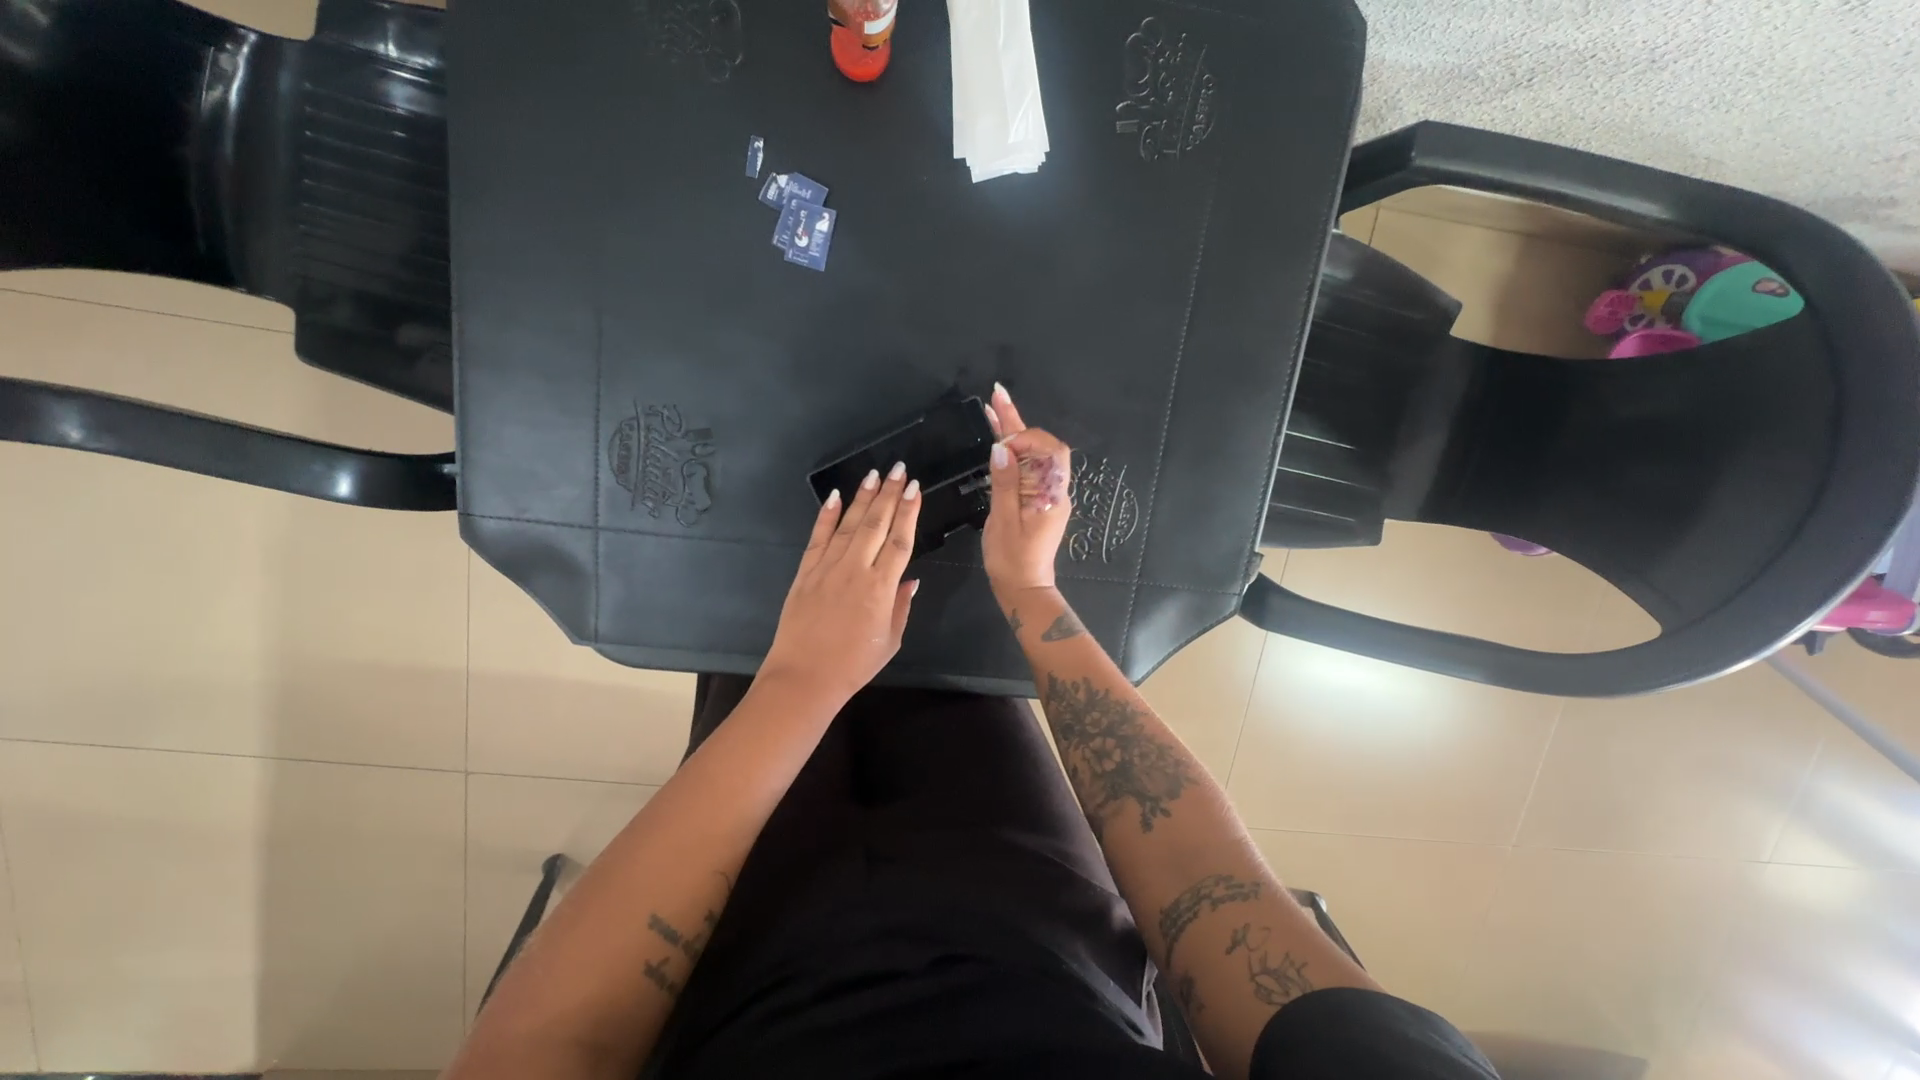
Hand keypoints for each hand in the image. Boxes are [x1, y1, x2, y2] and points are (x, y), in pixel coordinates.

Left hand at [761, 463, 922, 702]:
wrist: (804, 677)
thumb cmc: (853, 665)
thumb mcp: (890, 640)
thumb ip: (902, 606)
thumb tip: (910, 579)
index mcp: (881, 588)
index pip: (899, 541)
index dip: (909, 512)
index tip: (915, 489)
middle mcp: (855, 570)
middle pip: (876, 524)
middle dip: (889, 494)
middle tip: (899, 469)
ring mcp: (827, 568)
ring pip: (848, 524)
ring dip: (862, 497)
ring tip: (874, 474)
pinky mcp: (805, 572)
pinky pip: (818, 537)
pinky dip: (826, 515)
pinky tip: (835, 496)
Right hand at [982, 383, 1072, 599]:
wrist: (1022, 588)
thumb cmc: (1013, 560)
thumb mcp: (1004, 522)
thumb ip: (1005, 484)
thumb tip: (1002, 450)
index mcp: (1051, 495)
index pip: (1050, 452)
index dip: (1028, 438)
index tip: (1003, 444)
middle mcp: (1053, 489)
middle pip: (1040, 446)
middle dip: (1018, 421)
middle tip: (996, 395)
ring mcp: (1044, 493)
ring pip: (1031, 454)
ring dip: (1013, 430)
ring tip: (992, 405)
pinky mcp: (1033, 499)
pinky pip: (1025, 468)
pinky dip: (1011, 451)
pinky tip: (996, 439)